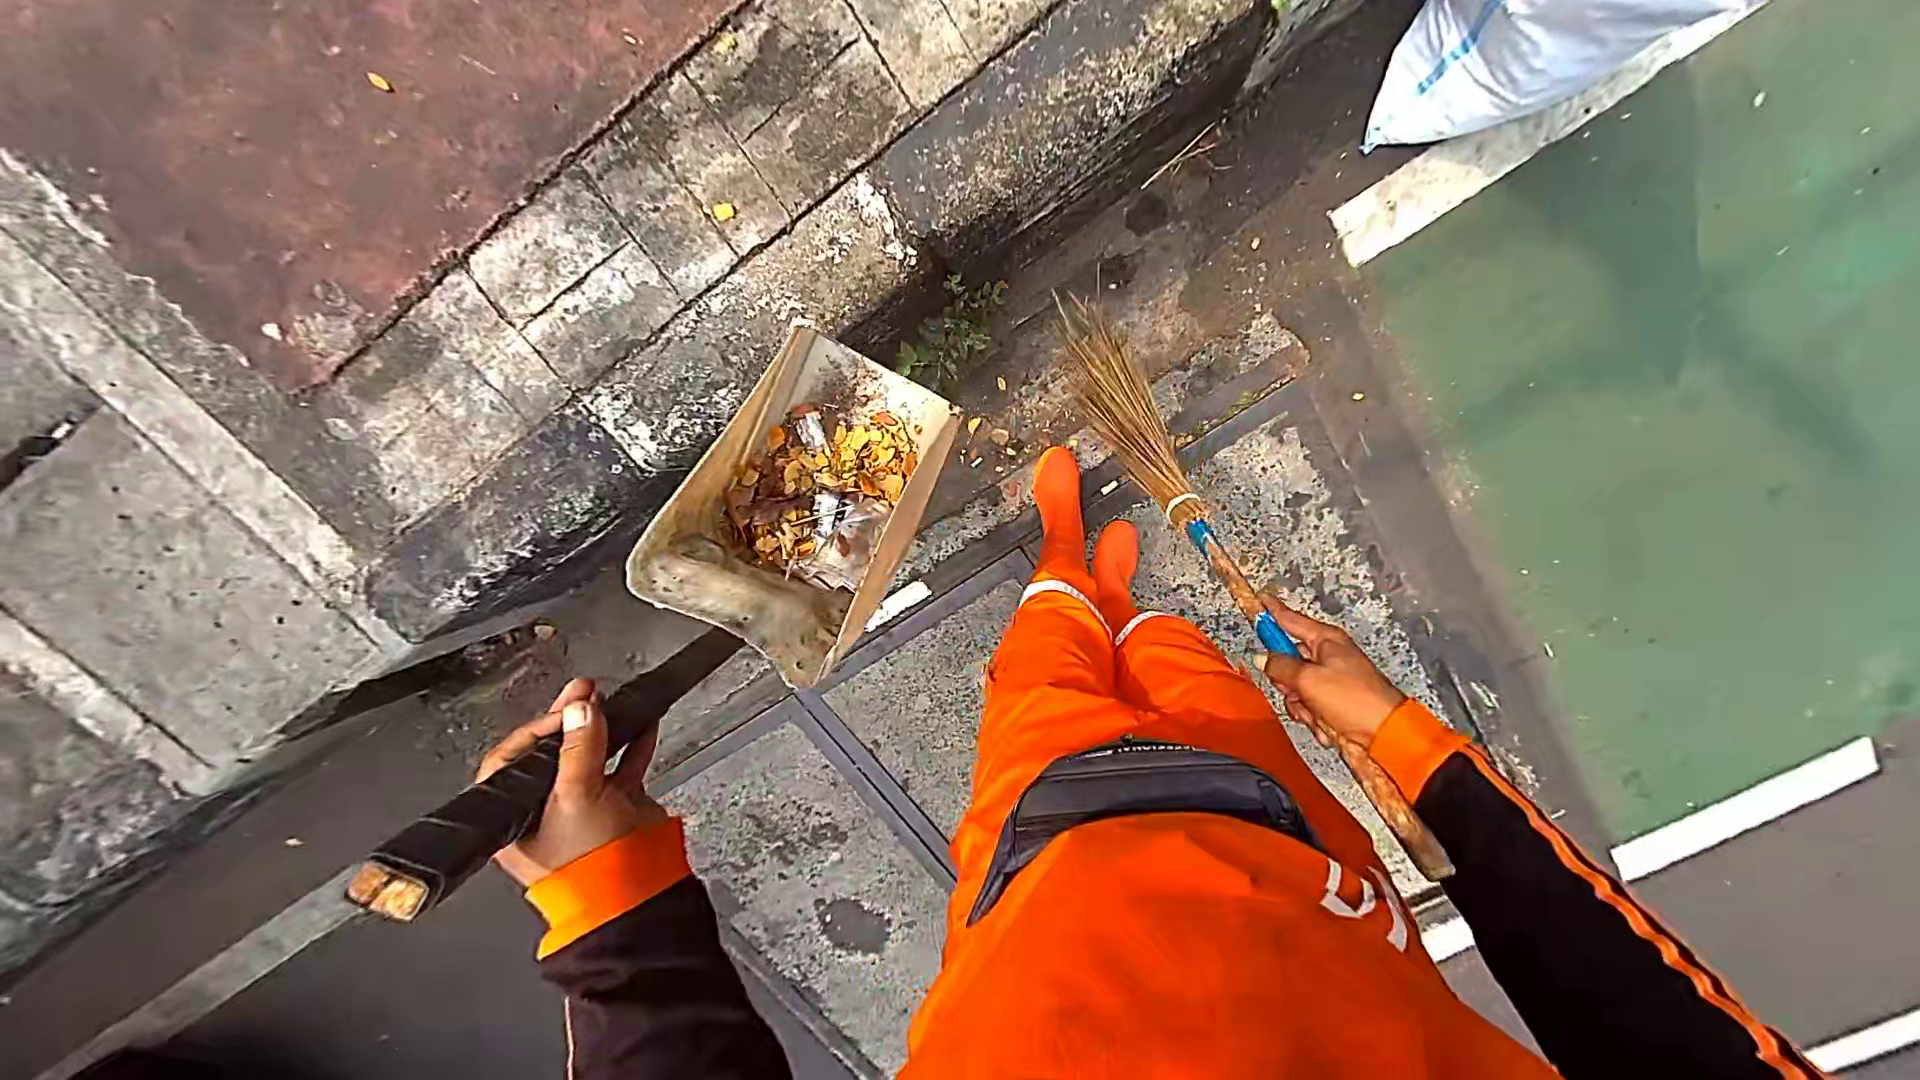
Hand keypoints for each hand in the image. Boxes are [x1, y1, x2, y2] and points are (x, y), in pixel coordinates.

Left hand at [476, 677, 668, 886]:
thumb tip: (579, 708)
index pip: (514, 758)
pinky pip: (624, 761)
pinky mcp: (617, 801)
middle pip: (553, 750)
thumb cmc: (589, 862)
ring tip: (611, 700)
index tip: (566, 711)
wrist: (636, 884)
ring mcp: (584, 802)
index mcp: (517, 814)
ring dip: (602, 726)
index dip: (538, 730)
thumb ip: (580, 748)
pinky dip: (634, 740)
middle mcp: (546, 807)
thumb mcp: (576, 796)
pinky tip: (642, 722)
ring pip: (590, 752)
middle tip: (586, 692)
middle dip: (571, 719)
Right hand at [1258, 595, 1407, 745]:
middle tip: (1293, 687)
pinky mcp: (1331, 702)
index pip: (1290, 619)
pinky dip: (1310, 716)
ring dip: (1298, 702)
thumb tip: (1261, 658)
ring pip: (1292, 686)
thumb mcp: (1307, 678)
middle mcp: (1328, 657)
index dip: (1271, 610)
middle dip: (1285, 678)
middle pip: (1286, 658)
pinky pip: (1305, 705)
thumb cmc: (1356, 699)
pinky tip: (1325, 722)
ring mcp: (1329, 680)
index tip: (1258, 600)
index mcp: (1326, 640)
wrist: (1385, 736)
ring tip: (1315, 710)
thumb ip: (1278, 666)